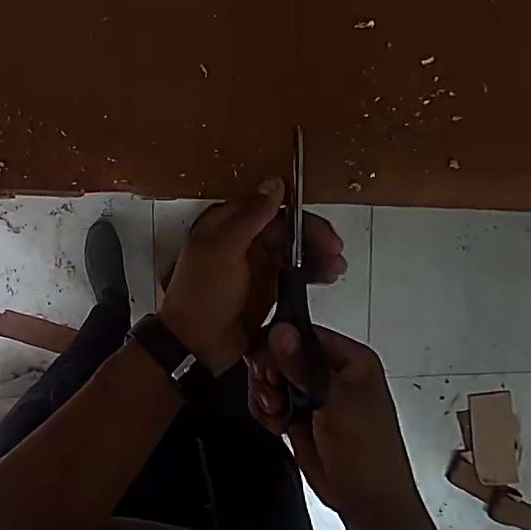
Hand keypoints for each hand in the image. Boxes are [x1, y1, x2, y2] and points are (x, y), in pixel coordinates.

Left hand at [158, 180, 347, 369]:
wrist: (194, 346)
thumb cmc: (200, 296)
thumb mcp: (223, 250)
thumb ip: (250, 216)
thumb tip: (273, 183)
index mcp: (227, 225)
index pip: (272, 209)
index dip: (300, 217)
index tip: (321, 231)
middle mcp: (243, 241)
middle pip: (288, 230)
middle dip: (314, 238)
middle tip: (335, 252)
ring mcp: (255, 266)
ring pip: (294, 251)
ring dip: (316, 256)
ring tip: (336, 268)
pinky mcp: (265, 289)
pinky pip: (293, 274)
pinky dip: (311, 274)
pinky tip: (325, 278)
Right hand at [248, 324, 422, 528]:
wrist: (367, 499)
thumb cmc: (364, 446)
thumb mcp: (334, 402)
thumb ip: (301, 367)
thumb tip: (277, 329)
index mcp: (348, 358)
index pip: (304, 334)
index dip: (280, 345)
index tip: (269, 367)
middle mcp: (329, 371)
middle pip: (282, 354)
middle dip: (270, 373)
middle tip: (272, 393)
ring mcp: (312, 394)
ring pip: (272, 377)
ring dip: (265, 393)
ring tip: (275, 413)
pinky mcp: (298, 415)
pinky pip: (269, 400)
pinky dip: (265, 410)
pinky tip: (274, 425)